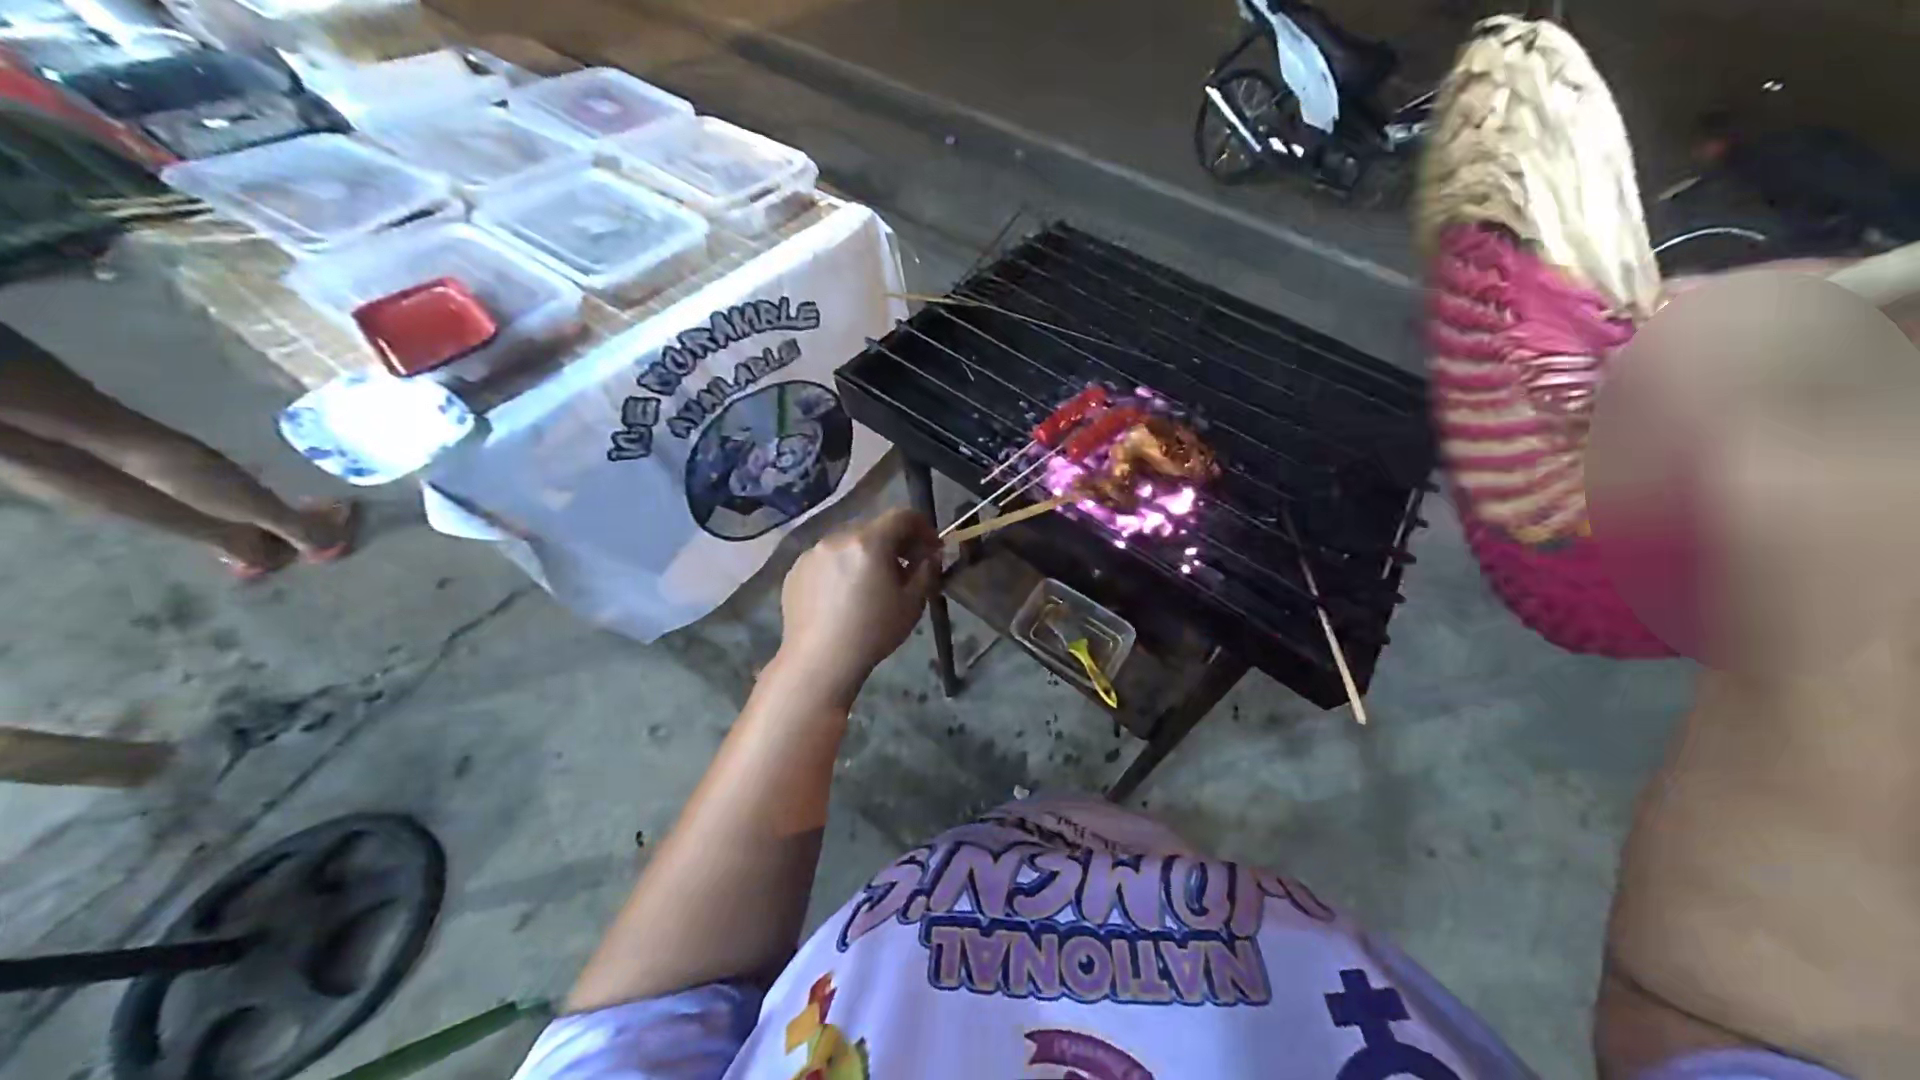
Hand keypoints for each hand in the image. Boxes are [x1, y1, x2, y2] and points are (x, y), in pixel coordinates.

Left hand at [773, 508, 939, 704]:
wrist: (819, 661)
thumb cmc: (873, 632)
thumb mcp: (912, 604)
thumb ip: (926, 571)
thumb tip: (931, 555)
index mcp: (869, 541)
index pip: (902, 516)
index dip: (923, 527)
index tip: (932, 548)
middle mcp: (838, 537)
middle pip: (874, 527)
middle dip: (895, 542)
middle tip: (906, 567)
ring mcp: (812, 552)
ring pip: (848, 542)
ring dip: (866, 553)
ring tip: (872, 583)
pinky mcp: (796, 570)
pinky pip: (827, 558)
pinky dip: (842, 566)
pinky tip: (844, 595)